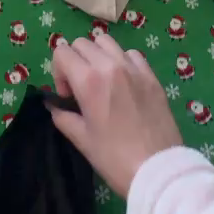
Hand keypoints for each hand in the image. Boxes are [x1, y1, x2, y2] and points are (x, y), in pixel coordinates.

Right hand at [46, 33, 182, 197]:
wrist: (160, 172)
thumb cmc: (115, 159)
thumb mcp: (82, 140)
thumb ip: (62, 116)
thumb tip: (54, 105)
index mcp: (88, 80)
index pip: (61, 52)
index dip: (58, 72)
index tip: (68, 96)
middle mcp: (109, 65)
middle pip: (82, 43)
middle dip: (75, 61)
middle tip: (82, 88)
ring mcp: (133, 68)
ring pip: (106, 42)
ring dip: (97, 55)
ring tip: (103, 79)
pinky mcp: (151, 76)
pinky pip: (131, 54)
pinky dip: (122, 60)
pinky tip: (125, 82)